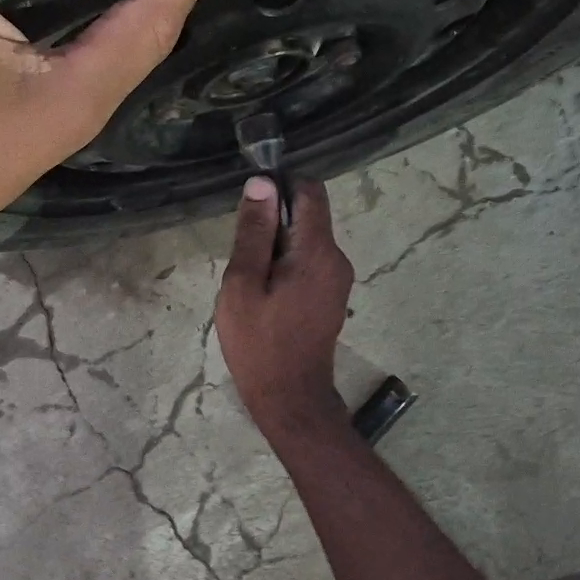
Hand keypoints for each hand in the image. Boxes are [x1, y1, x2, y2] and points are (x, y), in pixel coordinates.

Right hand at [215, 177, 356, 437]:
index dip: (279, 187)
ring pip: (305, 240)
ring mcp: (337, 278)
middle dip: (272, 223)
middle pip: (307, 215)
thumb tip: (261, 183)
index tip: (249, 208)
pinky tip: (264, 294)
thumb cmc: (259, 341)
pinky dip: (285, 266)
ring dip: (276, 248)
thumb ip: (253, 231)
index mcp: (317, 250)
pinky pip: (308, 262)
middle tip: (242, 257)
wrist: (289, 397)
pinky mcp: (332, 295)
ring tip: (249, 280)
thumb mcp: (243, 283)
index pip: (310, 191)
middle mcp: (336, 258)